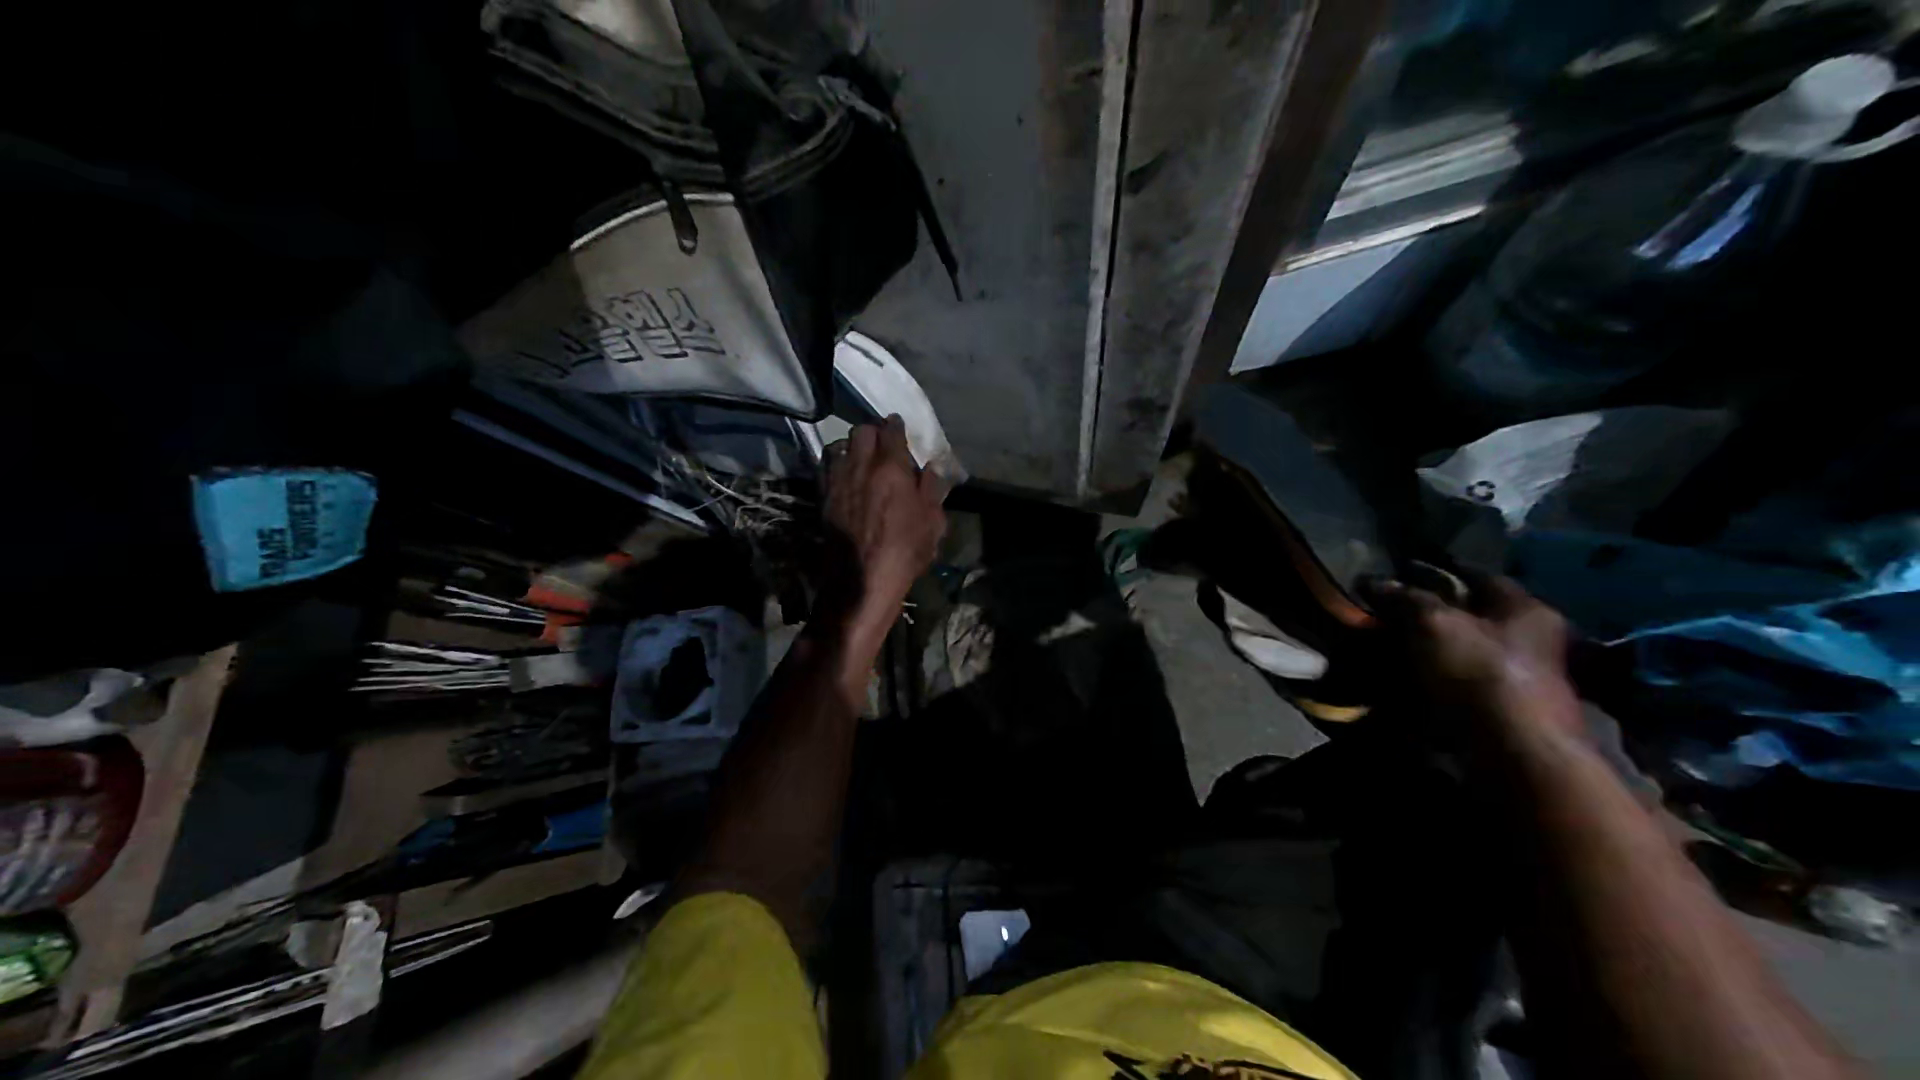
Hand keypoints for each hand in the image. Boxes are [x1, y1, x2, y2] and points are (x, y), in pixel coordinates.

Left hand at [823, 416, 946, 640]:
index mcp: (892, 468)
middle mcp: (861, 465)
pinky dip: (836, 463)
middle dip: (873, 433)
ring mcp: (838, 479)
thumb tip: (932, 467)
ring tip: (861, 458)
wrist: (861, 579)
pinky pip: (826, 466)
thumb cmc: (905, 552)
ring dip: (852, 446)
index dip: (896, 425)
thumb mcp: (932, 522)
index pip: (891, 430)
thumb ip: (933, 489)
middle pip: (862, 431)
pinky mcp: (823, 496)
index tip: (899, 427)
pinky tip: (845, 474)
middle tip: (882, 444)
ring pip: (840, 445)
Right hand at [1374, 573, 1579, 735]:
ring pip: (1463, 651)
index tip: (1405, 568)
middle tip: (1386, 610)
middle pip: (1472, 616)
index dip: (1440, 569)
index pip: (1480, 575)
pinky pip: (1458, 684)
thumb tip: (1372, 580)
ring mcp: (1519, 680)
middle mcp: (1531, 640)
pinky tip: (1402, 681)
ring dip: (1428, 649)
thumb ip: (1405, 598)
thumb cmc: (1479, 673)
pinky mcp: (1503, 713)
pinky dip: (1432, 680)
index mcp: (1525, 609)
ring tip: (1385, 646)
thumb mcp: (1433, 624)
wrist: (1515, 754)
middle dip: (1431, 612)